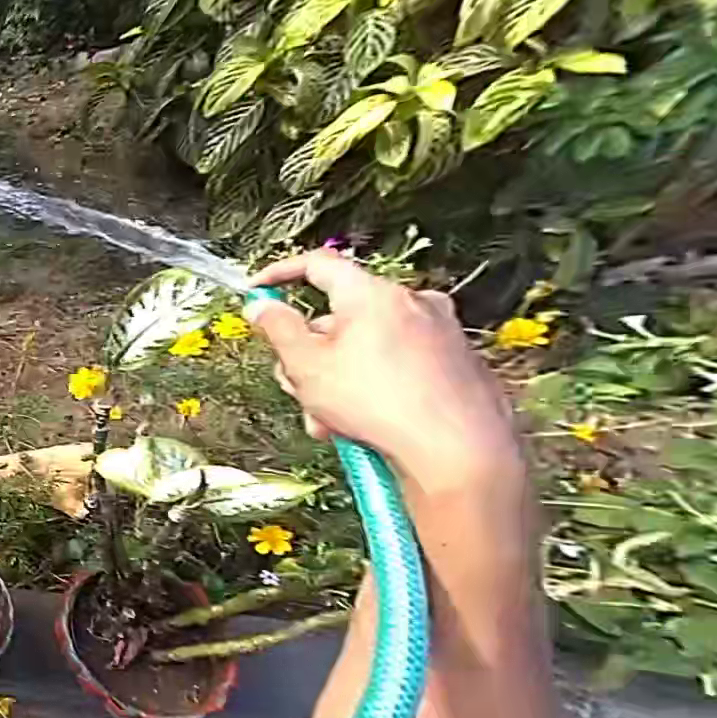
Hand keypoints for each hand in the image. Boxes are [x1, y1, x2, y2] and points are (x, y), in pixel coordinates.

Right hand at [247, 249, 522, 493]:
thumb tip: (261, 306)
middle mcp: (412, 303)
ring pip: (364, 345)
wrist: (460, 452)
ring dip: (335, 378)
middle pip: (338, 316)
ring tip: (329, 421)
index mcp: (373, 296)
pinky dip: (371, 386)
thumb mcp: (305, 365)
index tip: (256, 291)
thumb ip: (277, 328)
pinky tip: (362, 423)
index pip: (318, 264)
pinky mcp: (456, 361)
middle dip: (309, 353)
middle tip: (296, 386)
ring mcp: (440, 332)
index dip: (279, 273)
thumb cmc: (376, 405)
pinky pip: (395, 363)